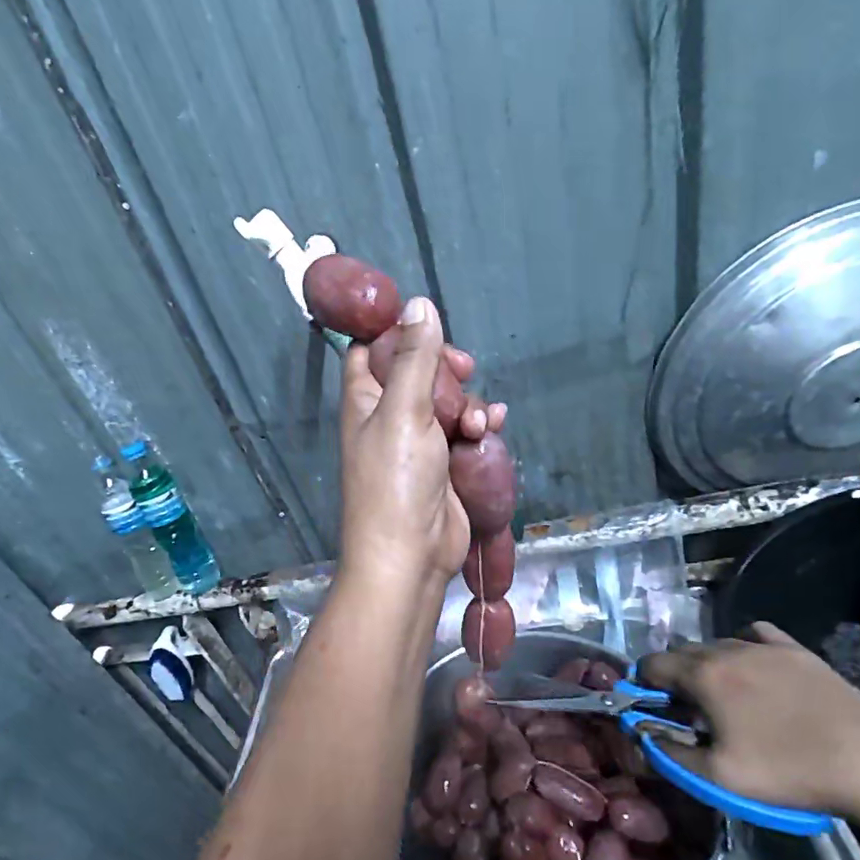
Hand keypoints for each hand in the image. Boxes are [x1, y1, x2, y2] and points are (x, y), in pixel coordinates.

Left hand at [337, 297, 503, 600]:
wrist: (412, 555)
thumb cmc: (396, 481)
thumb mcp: (404, 412)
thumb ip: (415, 359)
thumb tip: (417, 304)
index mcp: (365, 398)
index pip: (373, 348)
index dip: (398, 333)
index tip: (427, 325)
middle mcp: (389, 415)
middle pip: (420, 370)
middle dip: (446, 369)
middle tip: (463, 371)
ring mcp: (419, 440)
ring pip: (450, 399)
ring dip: (469, 403)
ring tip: (476, 425)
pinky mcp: (446, 462)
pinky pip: (466, 430)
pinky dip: (481, 426)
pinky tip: (493, 428)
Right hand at [637, 622, 859, 813]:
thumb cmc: (788, 768)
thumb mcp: (719, 774)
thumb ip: (670, 752)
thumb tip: (642, 734)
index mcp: (703, 674)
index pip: (652, 664)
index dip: (643, 685)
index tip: (650, 708)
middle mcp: (727, 648)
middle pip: (682, 652)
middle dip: (674, 677)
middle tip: (687, 712)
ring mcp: (764, 646)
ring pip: (717, 645)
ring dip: (707, 665)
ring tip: (723, 698)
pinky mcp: (796, 651)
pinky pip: (756, 636)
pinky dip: (744, 647)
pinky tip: (754, 670)